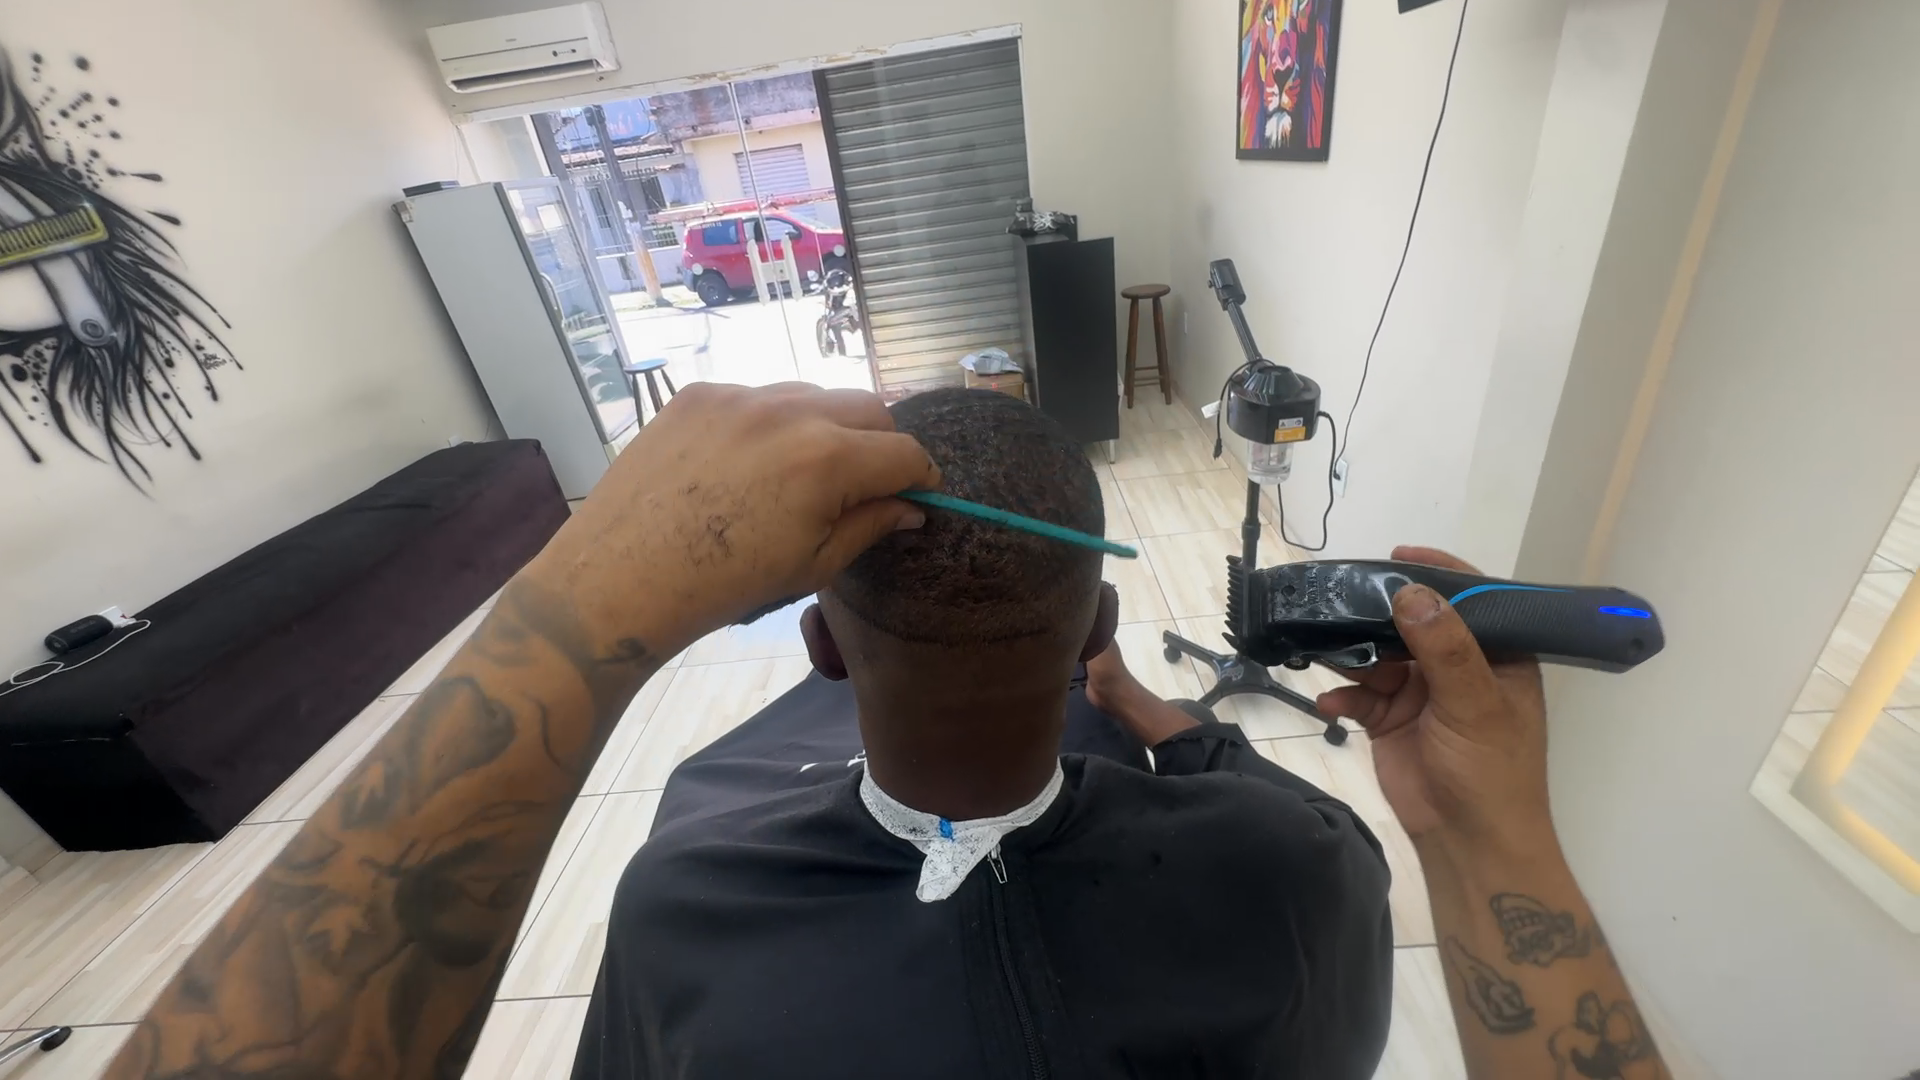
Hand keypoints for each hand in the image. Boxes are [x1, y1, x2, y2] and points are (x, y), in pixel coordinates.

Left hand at [529, 382, 940, 651]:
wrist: (621, 576)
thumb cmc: (727, 584)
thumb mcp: (813, 564)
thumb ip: (873, 525)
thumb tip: (912, 507)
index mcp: (827, 460)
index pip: (905, 451)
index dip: (923, 475)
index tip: (921, 493)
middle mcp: (791, 410)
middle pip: (871, 408)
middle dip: (883, 444)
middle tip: (868, 483)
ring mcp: (741, 394)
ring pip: (816, 395)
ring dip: (831, 426)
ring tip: (804, 471)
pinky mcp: (701, 392)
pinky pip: (761, 396)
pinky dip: (776, 423)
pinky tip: (750, 462)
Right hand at [1315, 546, 1552, 851]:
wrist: (1465, 841)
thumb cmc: (1490, 771)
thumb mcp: (1475, 704)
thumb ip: (1445, 648)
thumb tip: (1409, 593)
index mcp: (1494, 659)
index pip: (1471, 602)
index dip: (1438, 574)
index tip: (1397, 556)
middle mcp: (1453, 668)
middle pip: (1409, 625)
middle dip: (1374, 615)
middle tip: (1337, 600)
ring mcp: (1417, 692)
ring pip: (1374, 656)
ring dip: (1349, 656)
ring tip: (1322, 652)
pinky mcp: (1386, 717)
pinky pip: (1355, 694)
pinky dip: (1340, 696)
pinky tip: (1329, 704)